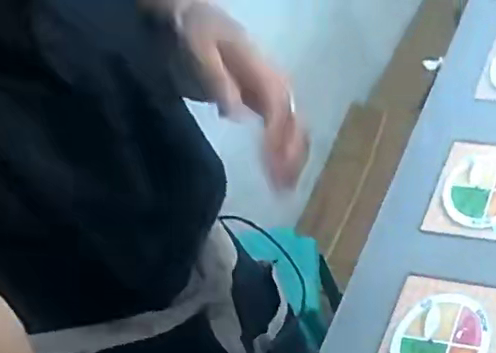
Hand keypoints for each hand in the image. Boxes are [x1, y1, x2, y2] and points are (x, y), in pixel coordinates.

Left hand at [169, 2, 309, 188]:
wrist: (198, 19)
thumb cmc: (197, 34)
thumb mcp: (199, 47)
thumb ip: (217, 79)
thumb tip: (237, 115)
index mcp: (263, 71)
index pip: (279, 111)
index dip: (277, 140)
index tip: (271, 168)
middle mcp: (279, 85)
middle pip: (296, 126)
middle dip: (291, 159)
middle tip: (282, 188)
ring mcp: (279, 97)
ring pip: (298, 134)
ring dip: (294, 164)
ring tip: (284, 190)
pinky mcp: (274, 108)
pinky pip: (290, 135)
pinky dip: (289, 158)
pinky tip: (281, 177)